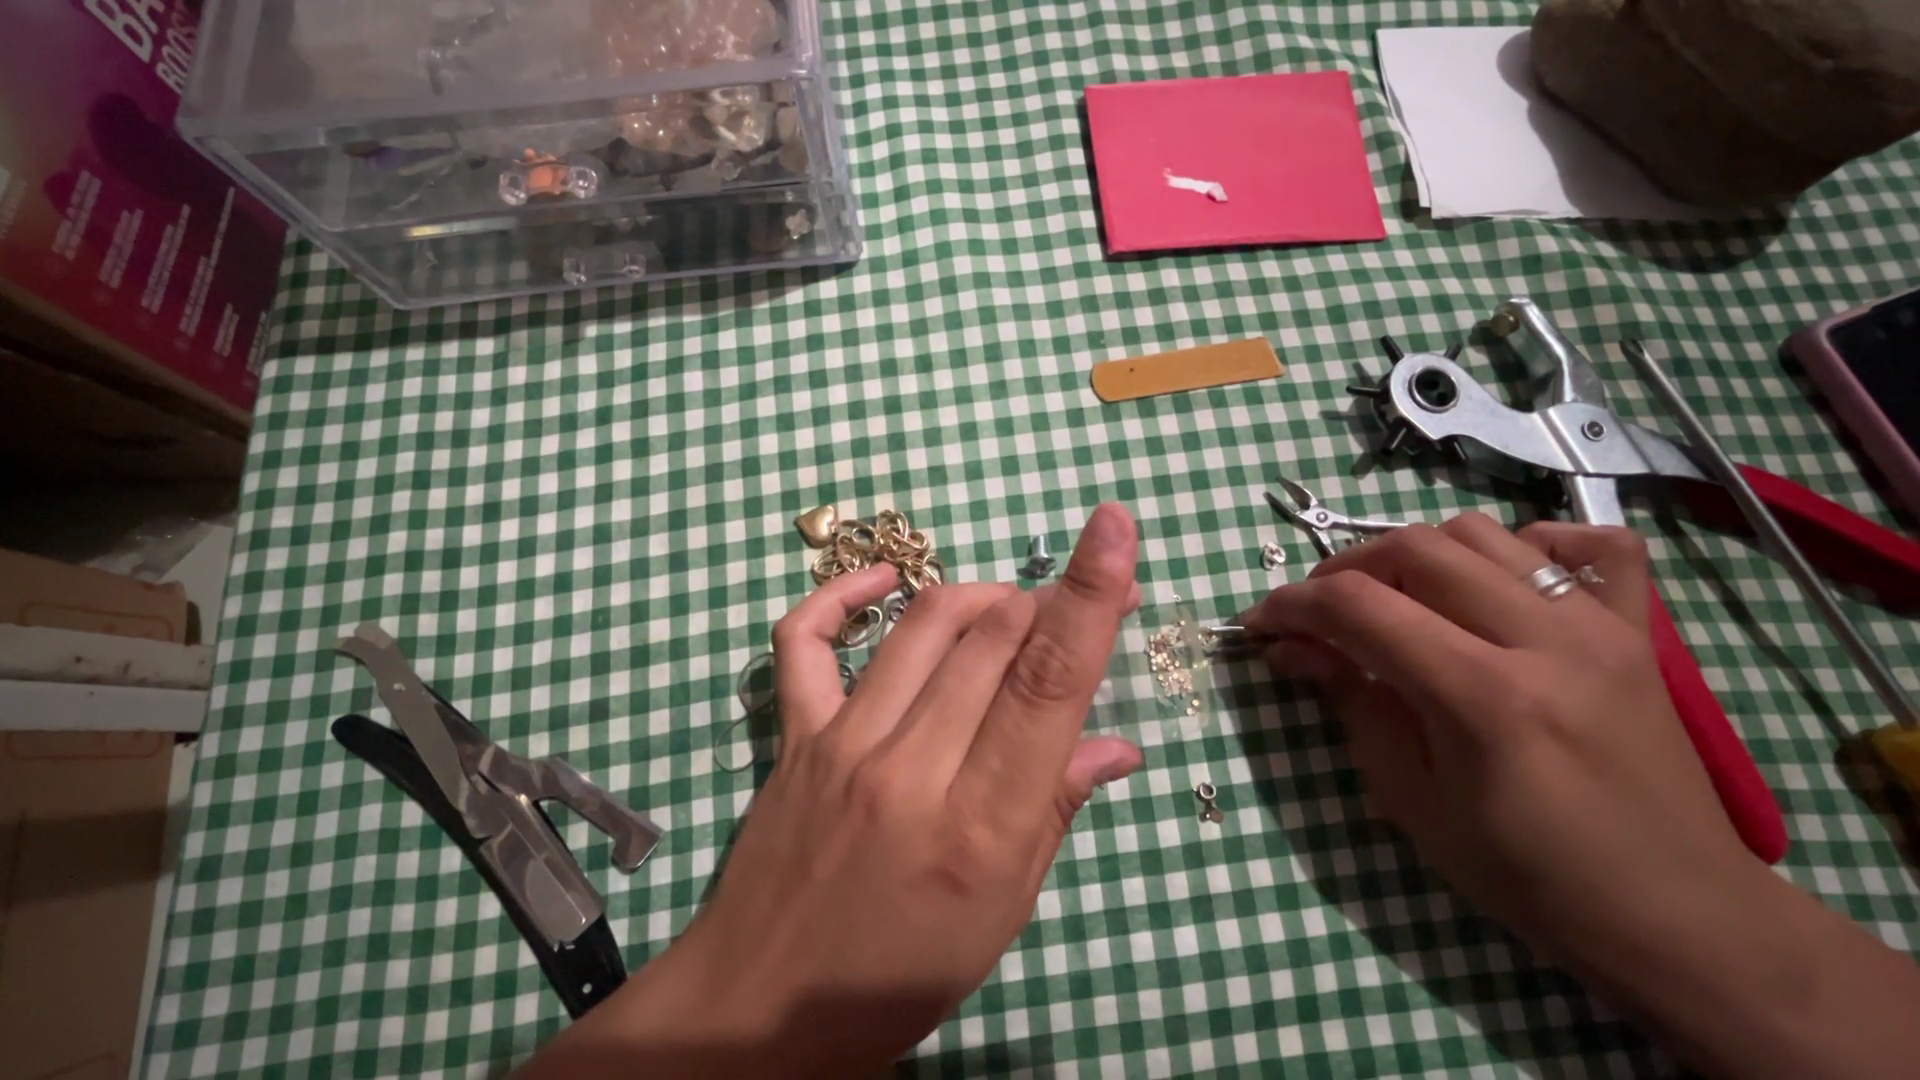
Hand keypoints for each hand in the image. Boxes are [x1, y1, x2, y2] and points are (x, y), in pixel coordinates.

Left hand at [521, 504, 1144, 1077]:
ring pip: (920, 626)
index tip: (1116, 530)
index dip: (1089, 600)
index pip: (1047, 686)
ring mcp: (841, 743)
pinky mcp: (792, 735)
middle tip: (1080, 594)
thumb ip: (1053, 812)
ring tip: (1012, 606)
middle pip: (991, 639)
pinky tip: (883, 582)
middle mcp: (910, 766)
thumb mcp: (1001, 912)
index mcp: (980, 824)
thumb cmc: (900, 973)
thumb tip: (1117, 744)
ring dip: (980, 596)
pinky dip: (840, 597)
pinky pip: (803, 641)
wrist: (763, 1006)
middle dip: (1048, 598)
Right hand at [1238, 513, 1919, 1078]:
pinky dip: (1529, 543)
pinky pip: (1590, 545)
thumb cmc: (1524, 873)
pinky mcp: (1635, 630)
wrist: (1671, 911)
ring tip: (1393, 598)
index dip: (1292, 605)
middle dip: (1342, 570)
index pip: (1359, 607)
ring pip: (1481, 533)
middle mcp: (1543, 638)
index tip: (1260, 623)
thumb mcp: (1412, 801)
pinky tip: (1499, 581)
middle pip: (1413, 549)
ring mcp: (1598, 625)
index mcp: (1482, 696)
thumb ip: (1353, 705)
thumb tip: (1294, 648)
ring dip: (1415, 553)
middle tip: (1316, 612)